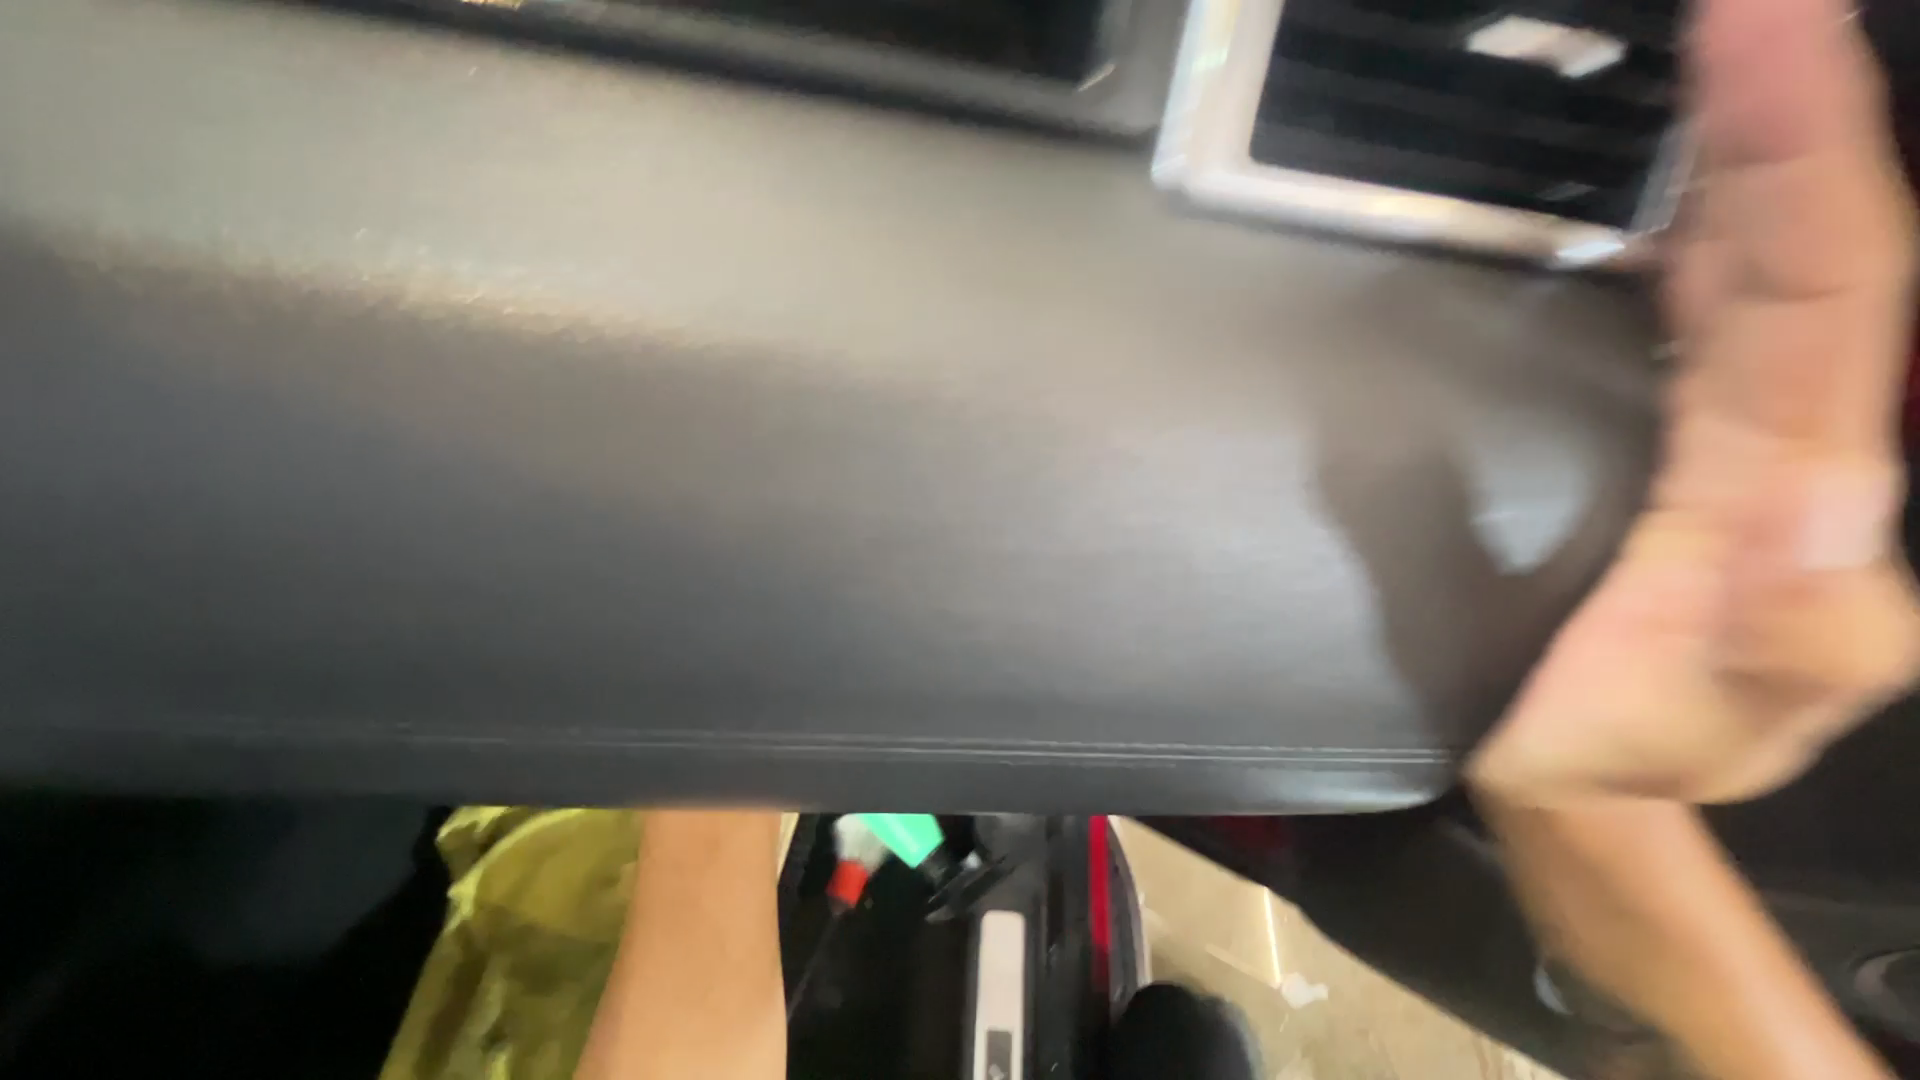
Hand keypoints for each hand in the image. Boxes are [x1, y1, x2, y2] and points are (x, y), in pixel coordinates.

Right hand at [1470, 0, 1919, 803]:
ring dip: (1756, 151)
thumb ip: (1795, 632)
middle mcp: (1794, 437)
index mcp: (1808, 483)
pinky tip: (1685, 189)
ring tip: (1734, 47)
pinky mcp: (1673, 449)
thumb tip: (1831, 499)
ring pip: (1765, 270)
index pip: (1825, 286)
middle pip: (1810, 247)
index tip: (1767, 21)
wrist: (1587, 773)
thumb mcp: (1720, 716)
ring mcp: (1736, 438)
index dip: (1801, 151)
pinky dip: (1706, 236)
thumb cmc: (1639, 745)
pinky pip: (1708, 323)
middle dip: (1789, 109)